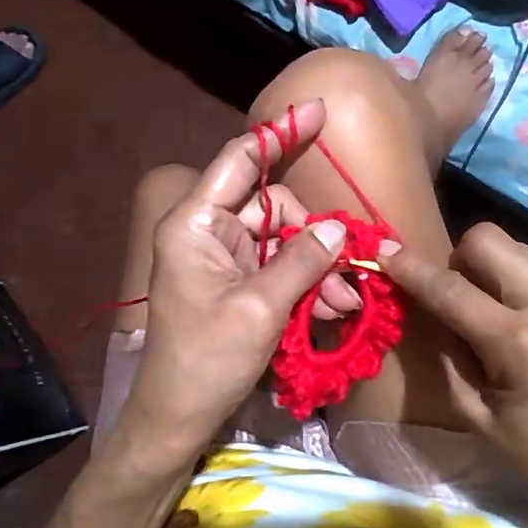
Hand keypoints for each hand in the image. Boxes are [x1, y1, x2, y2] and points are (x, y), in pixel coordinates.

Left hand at [114, 100, 353, 473]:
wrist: (177, 417)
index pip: (240, 160)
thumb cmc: (206, 360)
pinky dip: (304, 285)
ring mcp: (223, 258)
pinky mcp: (235, 282)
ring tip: (346, 304)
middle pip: (274, 208)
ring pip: (283, 242)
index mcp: (196, 223)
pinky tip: (331, 311)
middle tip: (350, 272)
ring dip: (317, 269)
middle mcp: (208, 231)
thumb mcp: (260, 309)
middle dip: (315, 238)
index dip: (279, 134)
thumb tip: (339, 229)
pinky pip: (278, 269)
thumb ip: (302, 261)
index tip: (318, 110)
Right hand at [384, 223, 527, 526]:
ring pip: (518, 246)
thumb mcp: (471, 408)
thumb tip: (422, 293)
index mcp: (523, 349)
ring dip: (498, 271)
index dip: (413, 269)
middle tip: (463, 296)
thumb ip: (444, 345)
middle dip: (460, 260)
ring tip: (506, 312)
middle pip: (487, 240)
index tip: (386, 253)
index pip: (452, 290)